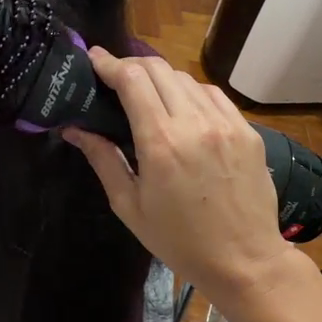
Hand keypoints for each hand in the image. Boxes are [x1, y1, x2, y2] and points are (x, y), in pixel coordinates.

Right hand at [63, 50, 312, 307]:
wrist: (246, 263)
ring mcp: (225, 125)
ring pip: (185, 78)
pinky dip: (190, 92)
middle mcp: (194, 124)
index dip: (109, 63)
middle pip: (157, 69)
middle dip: (131, 66)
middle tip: (114, 76)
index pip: (132, 79)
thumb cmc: (179, 240)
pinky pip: (212, 95)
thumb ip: (102, 159)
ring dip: (160, 79)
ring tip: (147, 94)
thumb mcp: (129, 205)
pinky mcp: (247, 132)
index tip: (93, 58)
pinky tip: (182, 108)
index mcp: (160, 142)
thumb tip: (74, 128)